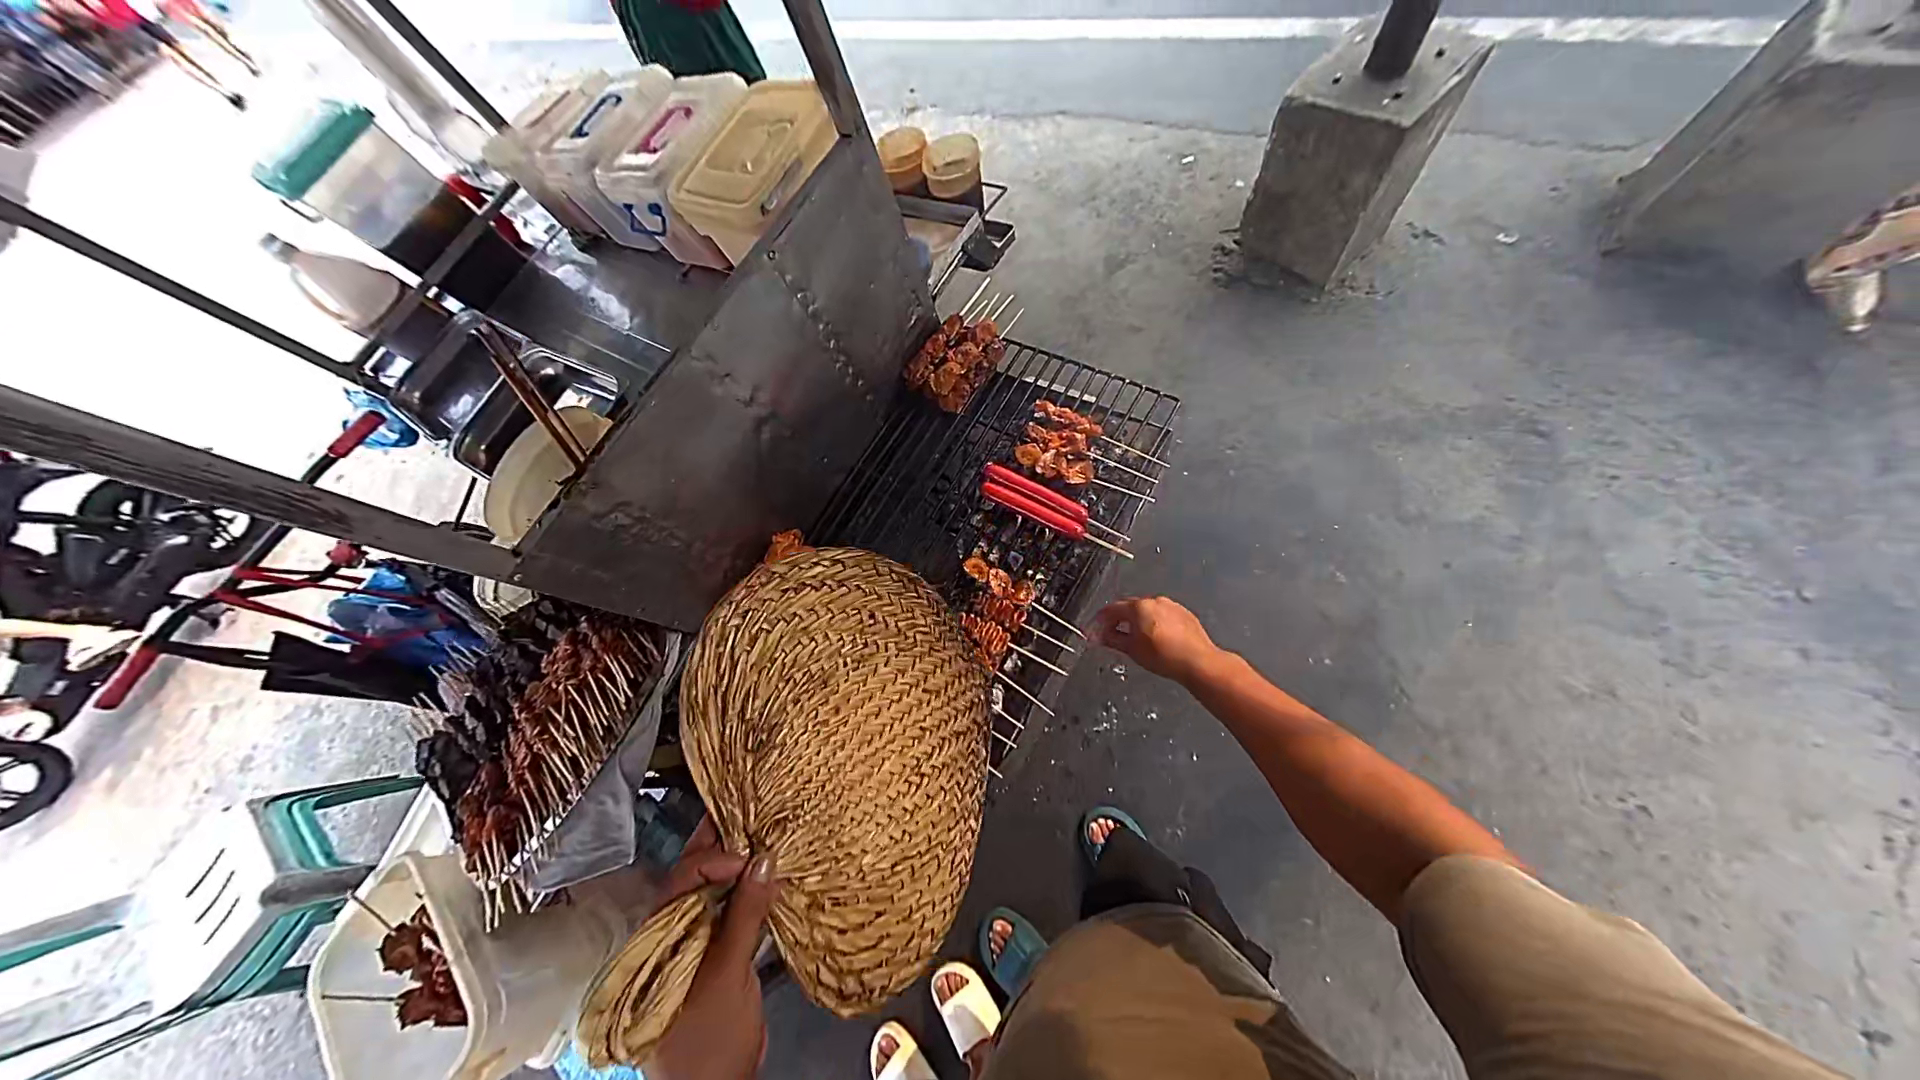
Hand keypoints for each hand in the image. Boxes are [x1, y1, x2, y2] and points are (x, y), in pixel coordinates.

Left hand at [650, 825, 778, 1079]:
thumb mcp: (726, 973)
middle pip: (700, 870)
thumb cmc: (707, 1037)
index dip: (717, 858)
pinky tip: (773, 870)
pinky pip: (737, 902)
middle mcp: (678, 924)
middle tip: (755, 807)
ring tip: (768, 829)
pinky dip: (754, 884)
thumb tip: (764, 860)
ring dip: (743, 859)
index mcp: (663, 930)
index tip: (749, 855)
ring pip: (720, 883)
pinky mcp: (724, 945)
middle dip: (726, 840)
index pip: (687, 874)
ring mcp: (701, 934)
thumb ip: (745, 914)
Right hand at [1091, 596, 1222, 683]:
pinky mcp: (1183, 614)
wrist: (1197, 662)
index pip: (1112, 609)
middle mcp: (1155, 601)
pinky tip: (1156, 638)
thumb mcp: (1131, 649)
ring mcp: (1171, 606)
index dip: (1101, 619)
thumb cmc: (1166, 656)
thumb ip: (1111, 639)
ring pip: (1147, 610)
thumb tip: (1099, 636)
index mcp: (1139, 607)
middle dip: (1119, 619)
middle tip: (1112, 633)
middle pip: (1129, 607)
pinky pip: (1163, 615)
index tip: (1097, 627)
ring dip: (1138, 621)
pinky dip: (1155, 622)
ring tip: (1136, 639)